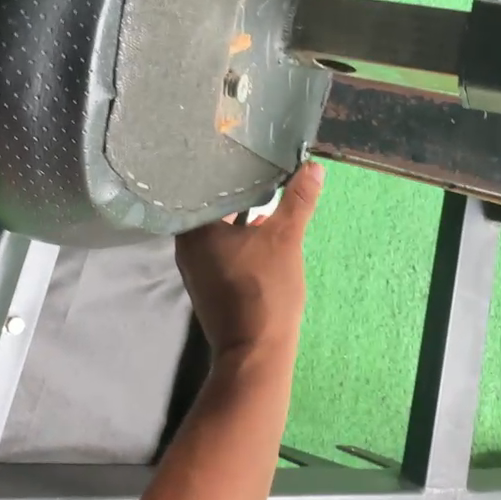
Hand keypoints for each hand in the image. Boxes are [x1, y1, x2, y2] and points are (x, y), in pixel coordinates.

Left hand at [175, 162, 324, 359]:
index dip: (221, 165)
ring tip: (263, 185)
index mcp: (195, 229)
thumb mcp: (285, 238)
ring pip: (217, 226)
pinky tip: (261, 222)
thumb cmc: (264, 289)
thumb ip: (298, 200)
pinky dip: (238, 231)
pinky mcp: (209, 282)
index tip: (239, 146)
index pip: (202, 185)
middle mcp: (187, 245)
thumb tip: (313, 166)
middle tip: (256, 160)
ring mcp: (197, 266)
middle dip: (234, 187)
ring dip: (238, 210)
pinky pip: (221, 244)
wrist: (256, 353)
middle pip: (210, 205)